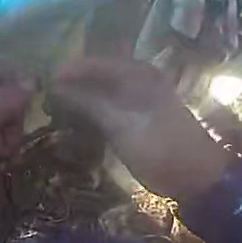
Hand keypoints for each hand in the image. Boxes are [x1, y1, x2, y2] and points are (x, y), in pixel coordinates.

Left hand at [0, 69, 34, 226]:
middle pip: (8, 99)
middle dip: (13, 116)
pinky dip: (12, 151)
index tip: (38, 83)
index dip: (15, 77)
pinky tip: (4, 163)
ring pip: (14, 122)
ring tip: (2, 153)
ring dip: (12, 137)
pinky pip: (12, 141)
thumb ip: (7, 100)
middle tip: (6, 132)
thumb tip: (32, 79)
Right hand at [51, 58, 232, 201]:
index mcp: (137, 74)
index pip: (93, 63)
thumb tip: (54, 87)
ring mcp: (143, 95)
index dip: (66, 72)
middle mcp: (140, 77)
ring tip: (57, 109)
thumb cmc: (159, 149)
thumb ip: (86, 103)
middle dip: (71, 84)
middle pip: (97, 73)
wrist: (200, 179)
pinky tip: (79, 119)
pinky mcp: (143, 113)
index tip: (41, 85)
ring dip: (81, 97)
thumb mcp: (118, 126)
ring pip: (103, 88)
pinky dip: (94, 108)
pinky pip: (111, 101)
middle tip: (45, 99)